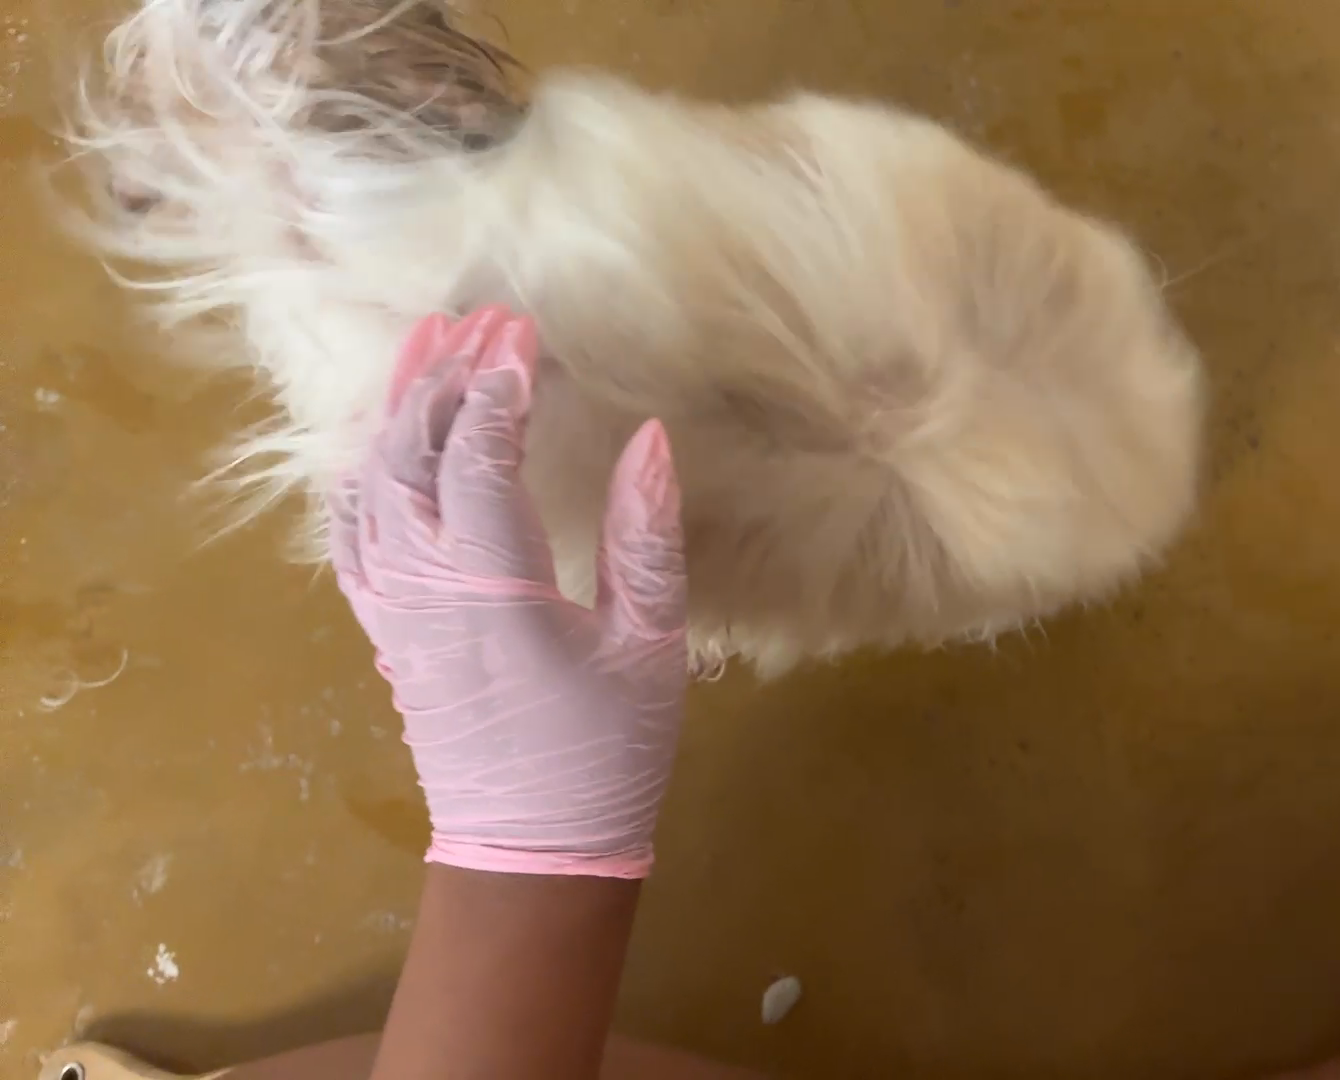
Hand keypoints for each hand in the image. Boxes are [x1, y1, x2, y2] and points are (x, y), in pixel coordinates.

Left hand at [329, 307, 688, 878]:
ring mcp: (392, 612)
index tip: (526, 333)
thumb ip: (648, 538)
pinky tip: (386, 444)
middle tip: (483, 319)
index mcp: (492, 592)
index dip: (498, 389)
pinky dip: (367, 471)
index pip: (477, 461)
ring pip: (370, 488)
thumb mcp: (652, 643)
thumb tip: (651, 439)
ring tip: (430, 350)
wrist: (537, 845)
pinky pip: (355, 533)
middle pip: (410, 459)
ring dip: (399, 413)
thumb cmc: (610, 747)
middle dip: (445, 380)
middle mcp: (421, 592)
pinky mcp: (389, 630)